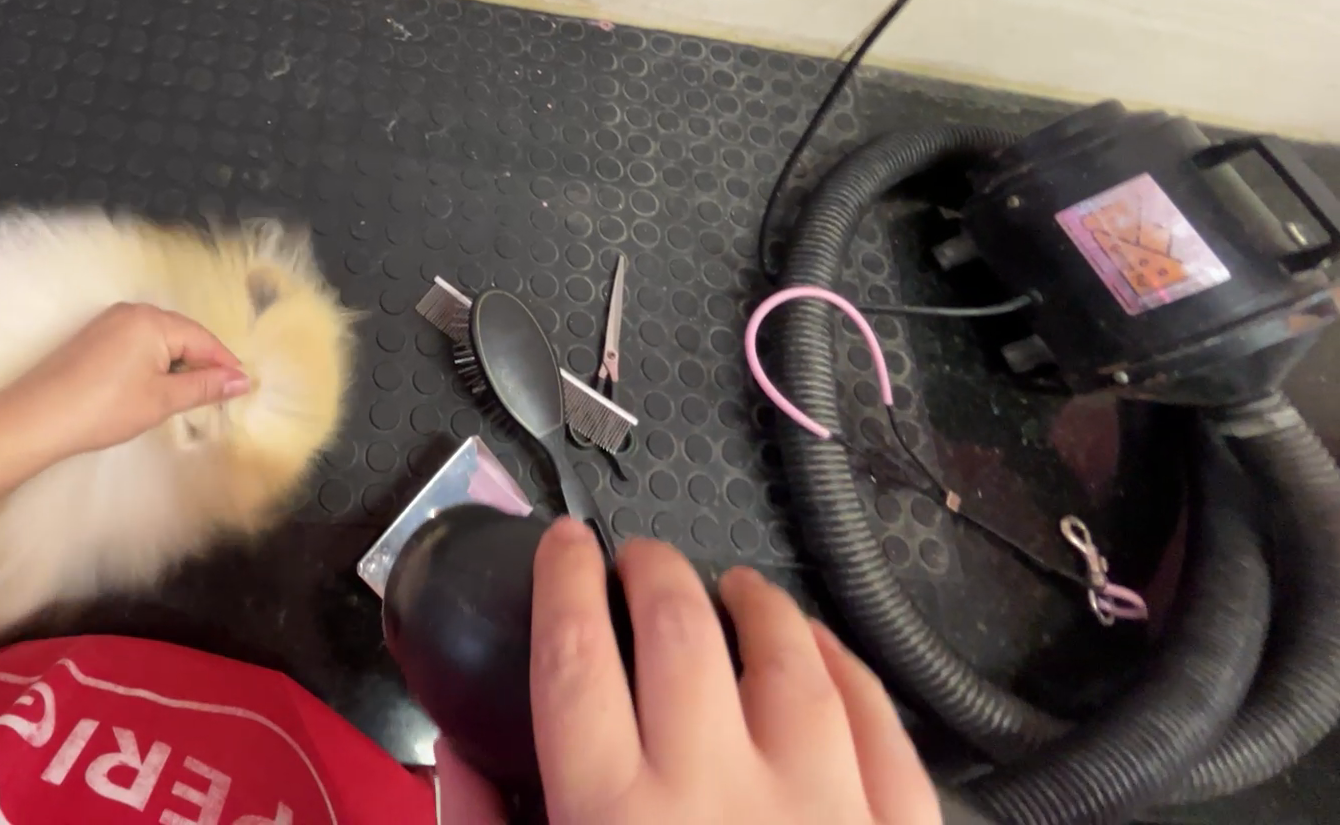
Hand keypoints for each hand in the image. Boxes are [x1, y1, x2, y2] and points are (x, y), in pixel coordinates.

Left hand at [0, 302, 250, 460]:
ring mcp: (110, 321)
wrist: (35, 419)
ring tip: (189, 394)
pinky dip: (155, 362)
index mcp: (153, 320)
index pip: (203, 339)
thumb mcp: (162, 399)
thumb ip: (205, 387)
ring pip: (161, 339)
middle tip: (219, 394)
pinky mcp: (95, 336)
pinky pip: (139, 342)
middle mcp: (133, 311)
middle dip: (203, 363)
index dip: (225, 365)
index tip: (243, 388)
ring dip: (179, 364)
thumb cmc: (105, 408)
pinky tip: (156, 386)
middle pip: (183, 335)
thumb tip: (242, 381)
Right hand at [528, 519, 939, 823]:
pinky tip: (821, 647)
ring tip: (735, 585)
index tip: (565, 542)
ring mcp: (822, 822)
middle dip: (653, 568)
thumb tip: (455, 755)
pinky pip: (883, 734)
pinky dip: (848, 672)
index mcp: (614, 816)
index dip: (564, 576)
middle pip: (680, 632)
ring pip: (790, 662)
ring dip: (755, 603)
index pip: (574, 654)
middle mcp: (716, 802)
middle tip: (640, 560)